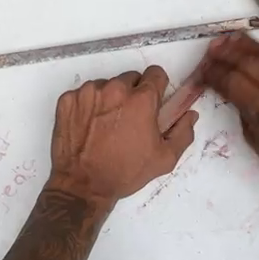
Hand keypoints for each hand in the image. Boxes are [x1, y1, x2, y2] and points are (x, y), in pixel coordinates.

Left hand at [48, 66, 197, 203]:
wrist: (83, 185)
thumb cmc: (125, 172)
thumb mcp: (164, 158)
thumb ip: (183, 132)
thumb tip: (190, 114)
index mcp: (141, 99)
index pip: (156, 73)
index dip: (157, 87)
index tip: (152, 101)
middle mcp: (114, 89)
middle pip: (130, 78)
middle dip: (133, 94)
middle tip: (129, 119)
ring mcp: (88, 92)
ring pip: (106, 85)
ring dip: (110, 99)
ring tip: (107, 125)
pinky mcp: (68, 100)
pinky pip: (84, 94)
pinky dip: (88, 106)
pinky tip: (90, 126)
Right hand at [198, 34, 258, 201]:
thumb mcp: (257, 144)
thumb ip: (245, 113)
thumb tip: (235, 90)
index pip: (232, 82)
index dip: (215, 72)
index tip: (205, 67)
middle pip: (251, 63)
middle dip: (229, 53)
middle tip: (216, 46)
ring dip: (254, 44)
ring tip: (238, 38)